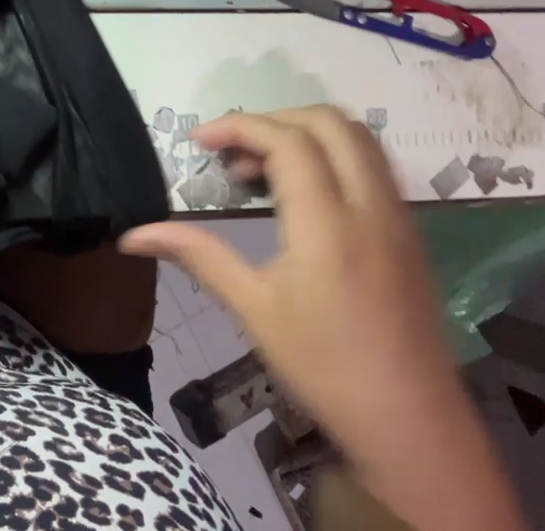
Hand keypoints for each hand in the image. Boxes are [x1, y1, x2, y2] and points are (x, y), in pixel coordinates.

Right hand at [120, 106, 525, 530]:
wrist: (412, 423)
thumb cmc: (323, 365)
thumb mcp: (251, 308)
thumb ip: (196, 255)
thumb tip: (131, 235)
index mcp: (329, 224)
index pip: (288, 141)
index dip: (238, 126)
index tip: (197, 141)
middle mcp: (371, 207)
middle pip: (330, 123)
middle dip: (272, 120)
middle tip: (230, 151)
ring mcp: (398, 218)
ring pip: (357, 140)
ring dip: (303, 135)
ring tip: (258, 172)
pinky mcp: (408, 233)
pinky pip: (371, 167)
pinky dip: (329, 157)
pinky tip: (296, 196)